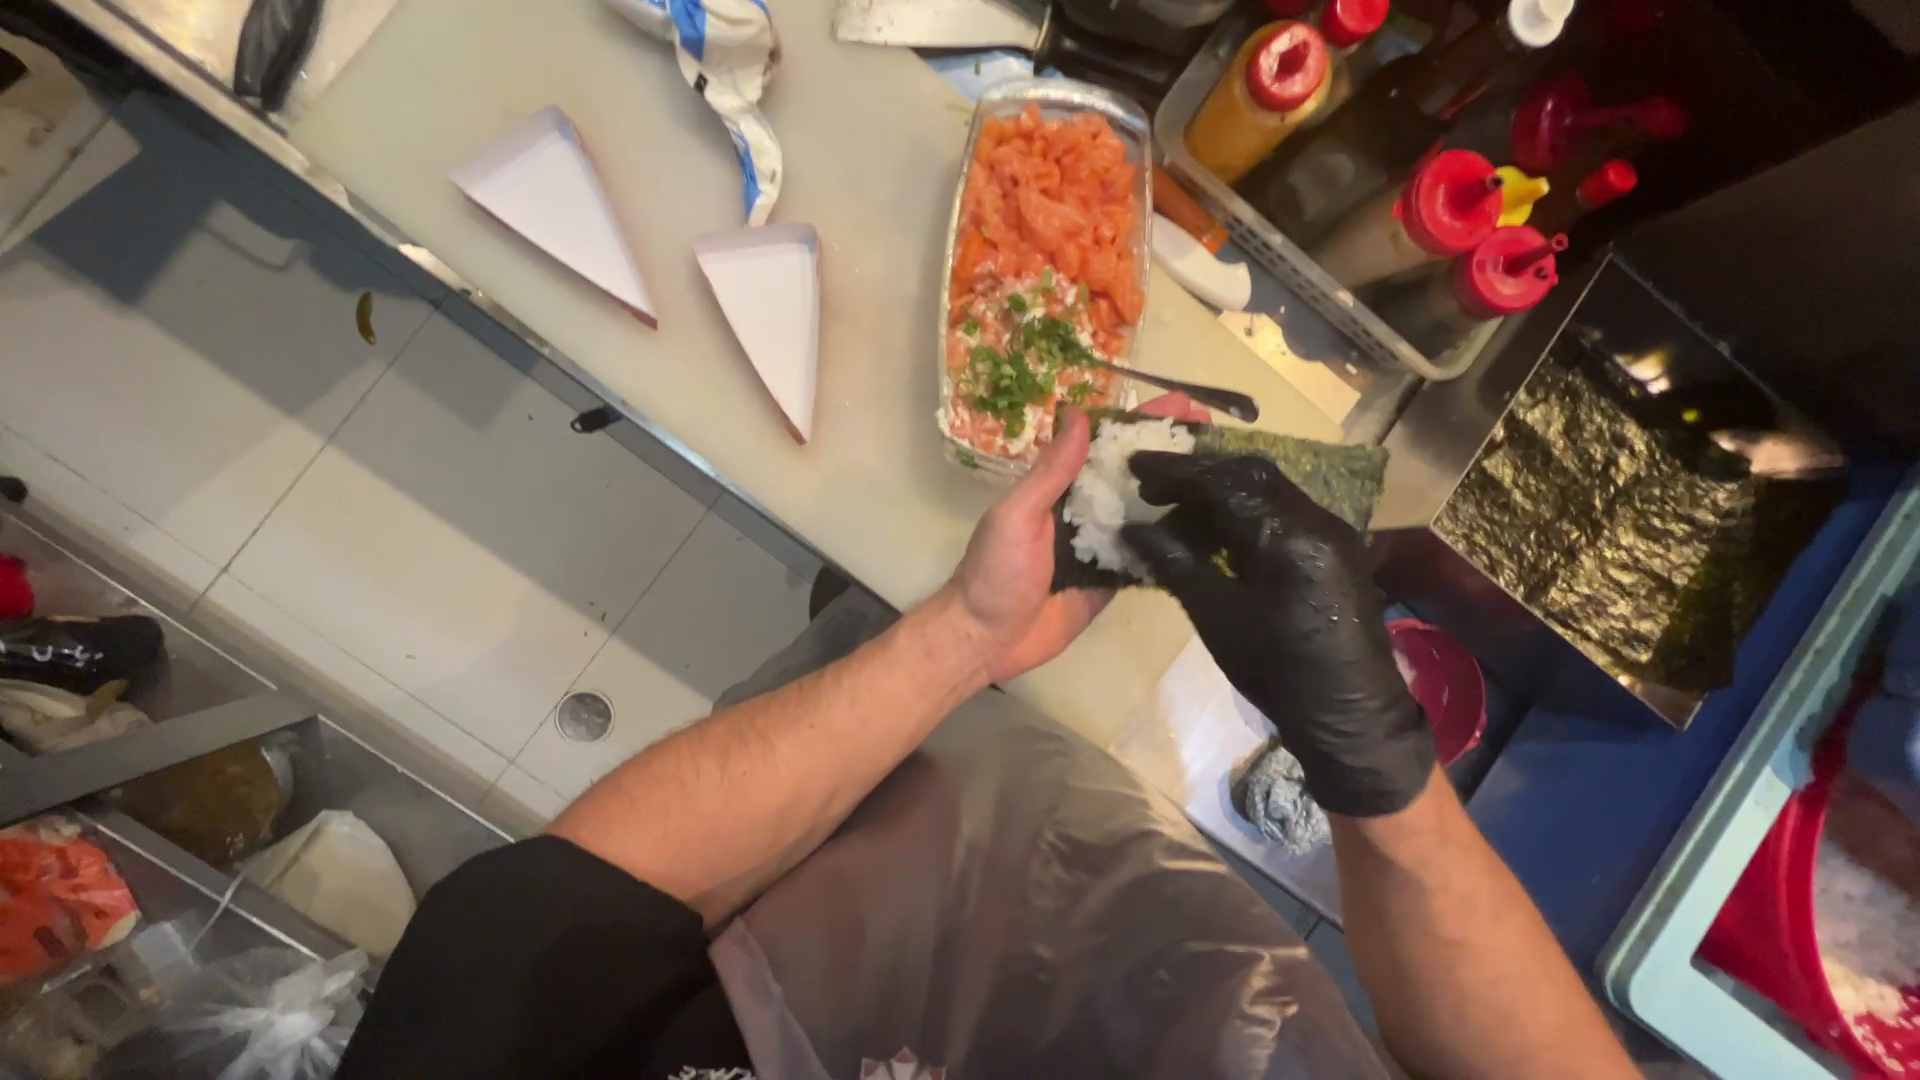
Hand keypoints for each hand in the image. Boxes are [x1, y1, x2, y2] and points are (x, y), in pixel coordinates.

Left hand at [947, 394, 1208, 682]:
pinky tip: (1213, 530)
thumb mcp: (1018, 514)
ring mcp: (1102, 546)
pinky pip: (1150, 556)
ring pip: (1147, 512)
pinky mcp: (1113, 580)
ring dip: (1182, 493)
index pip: (1105, 444)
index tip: (1183, 403)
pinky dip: (1176, 544)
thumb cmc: (996, 572)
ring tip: (1227, 473)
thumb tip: (1080, 413)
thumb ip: (1051, 471)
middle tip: (1218, 435)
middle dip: (1172, 451)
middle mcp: (1084, 510)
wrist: (988, 639)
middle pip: (1134, 474)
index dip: (1141, 422)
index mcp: (1059, 488)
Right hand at [1121, 453, 1434, 816]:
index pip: (1223, 483)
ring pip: (1266, 491)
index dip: (1174, 472)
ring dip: (1218, 494)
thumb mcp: (1215, 616)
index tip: (1133, 466)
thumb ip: (1174, 562)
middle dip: (1196, 476)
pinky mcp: (1332, 550)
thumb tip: (1131, 529)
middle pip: (1249, 475)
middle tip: (1150, 486)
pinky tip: (1212, 533)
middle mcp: (1316, 520)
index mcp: (1289, 536)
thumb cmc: (1276, 670)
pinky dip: (1241, 513)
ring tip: (1173, 513)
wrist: (1348, 715)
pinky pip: (1280, 513)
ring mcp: (1330, 533)